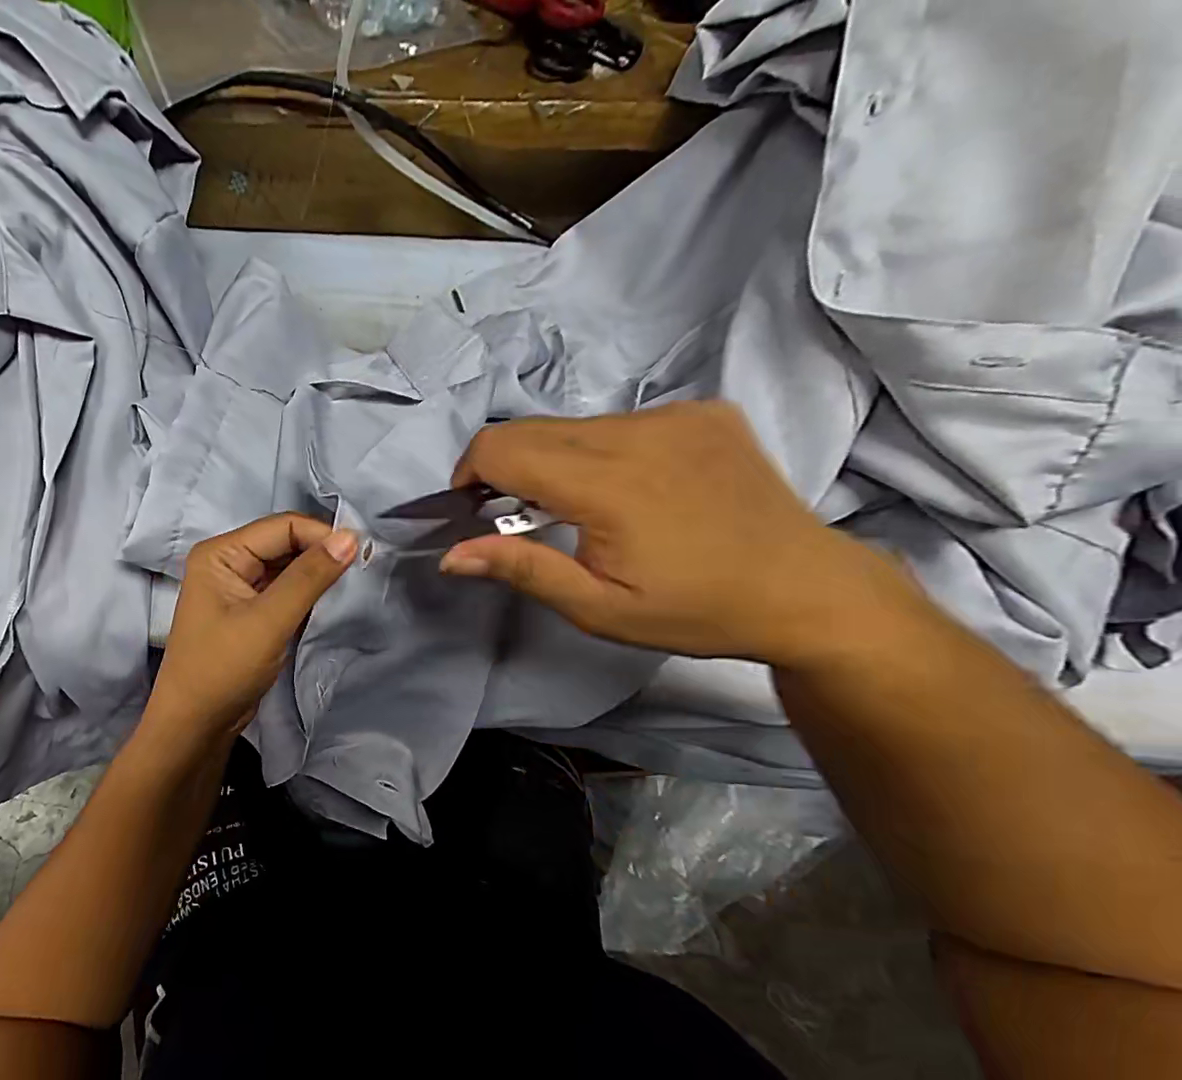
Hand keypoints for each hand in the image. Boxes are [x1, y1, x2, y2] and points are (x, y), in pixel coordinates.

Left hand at [148, 513, 357, 740]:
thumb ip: (309, 577)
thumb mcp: (269, 621)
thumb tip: (351, 538)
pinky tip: (331, 602)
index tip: (361, 555)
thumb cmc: (223, 669)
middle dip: (321, 553)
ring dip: (317, 574)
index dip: (322, 536)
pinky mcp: (250, 611)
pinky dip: (307, 593)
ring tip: (353, 584)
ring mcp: (238, 587)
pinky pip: (285, 589)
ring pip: (288, 566)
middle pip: (285, 542)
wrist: (195, 724)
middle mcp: (227, 561)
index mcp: (220, 553)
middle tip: (363, 569)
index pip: (282, 526)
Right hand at [440, 402, 927, 669]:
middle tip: (520, 515)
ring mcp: (675, 415)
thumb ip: (521, 570)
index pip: (499, 448)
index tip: (476, 508)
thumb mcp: (598, 608)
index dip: (469, 473)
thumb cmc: (694, 610)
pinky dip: (601, 449)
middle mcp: (637, 432)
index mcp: (607, 484)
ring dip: (552, 459)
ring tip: (581, 505)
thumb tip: (451, 555)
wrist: (807, 590)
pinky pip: (619, 419)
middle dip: (503, 467)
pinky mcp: (702, 411)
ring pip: (571, 423)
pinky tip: (633, 486)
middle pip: (528, 429)